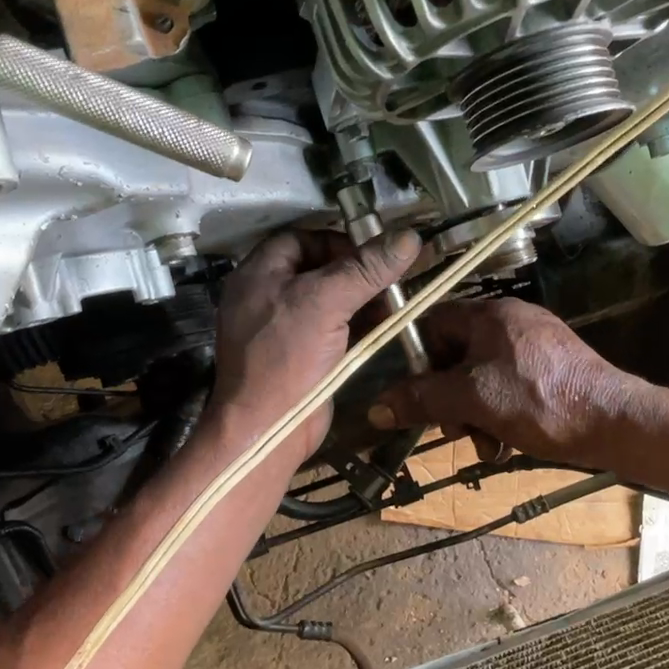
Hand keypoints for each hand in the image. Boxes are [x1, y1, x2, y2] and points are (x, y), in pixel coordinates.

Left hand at [211, 229, 421, 452]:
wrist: (266, 430)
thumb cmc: (287, 358)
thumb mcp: (326, 302)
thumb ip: (365, 269)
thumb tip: (409, 237)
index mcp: (259, 274)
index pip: (302, 239)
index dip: (339, 241)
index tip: (376, 252)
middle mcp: (267, 296)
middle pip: (319, 269)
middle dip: (358, 271)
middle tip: (394, 276)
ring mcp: (282, 329)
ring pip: (328, 301)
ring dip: (363, 299)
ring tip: (398, 301)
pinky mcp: (300, 357)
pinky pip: (331, 329)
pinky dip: (357, 325)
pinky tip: (386, 325)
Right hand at [369, 299, 638, 465]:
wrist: (613, 422)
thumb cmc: (536, 402)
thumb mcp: (471, 401)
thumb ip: (422, 399)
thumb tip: (375, 407)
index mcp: (490, 315)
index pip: (433, 322)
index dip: (417, 358)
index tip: (415, 395)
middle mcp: (512, 321)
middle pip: (458, 355)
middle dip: (450, 399)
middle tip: (454, 431)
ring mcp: (536, 345)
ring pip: (483, 378)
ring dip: (475, 415)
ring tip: (486, 446)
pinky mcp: (553, 369)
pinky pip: (510, 387)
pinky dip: (501, 415)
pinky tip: (507, 445)